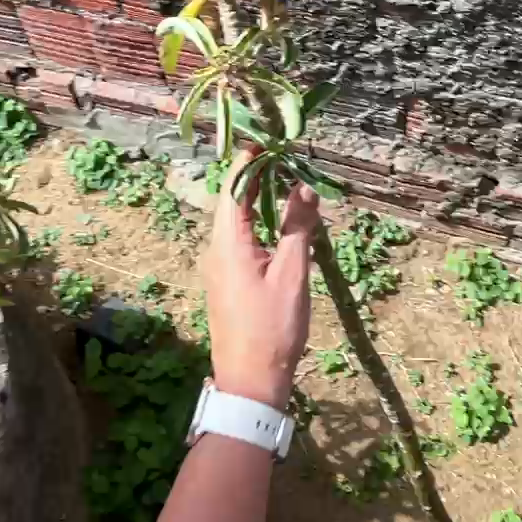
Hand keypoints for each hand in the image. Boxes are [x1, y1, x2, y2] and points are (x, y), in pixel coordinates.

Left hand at [203, 154, 317, 408]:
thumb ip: (299, 227)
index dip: (249, 160)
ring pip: (235, 220)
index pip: (234, 187)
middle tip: (283, 157)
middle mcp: (216, 248)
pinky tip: (278, 223)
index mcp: (228, 242)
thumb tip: (305, 188)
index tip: (268, 140)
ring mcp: (218, 265)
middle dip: (256, 176)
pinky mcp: (225, 280)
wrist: (250, 381)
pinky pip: (238, 238)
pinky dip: (257, 221)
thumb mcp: (293, 274)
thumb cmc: (273, 327)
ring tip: (285, 182)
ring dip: (257, 199)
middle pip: (233, 200)